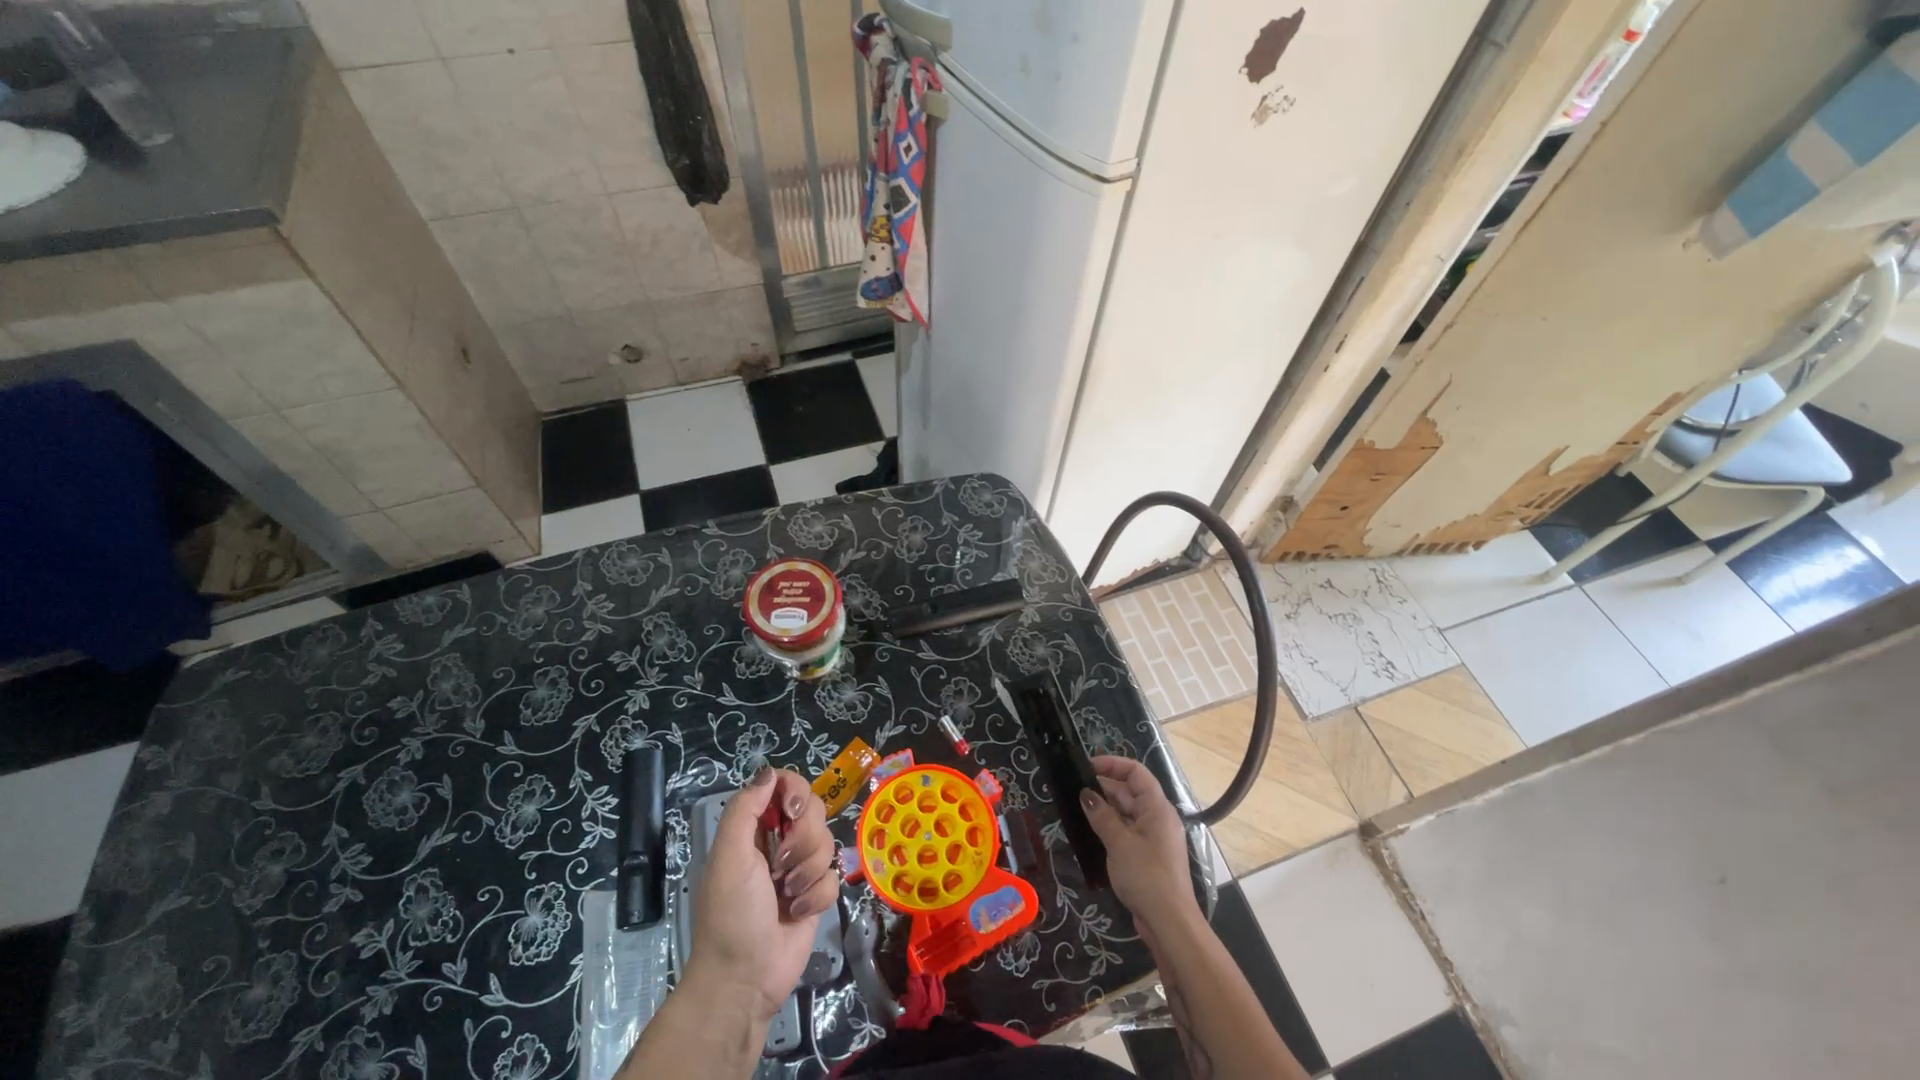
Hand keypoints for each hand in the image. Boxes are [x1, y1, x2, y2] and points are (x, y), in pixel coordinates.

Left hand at [688, 767, 839, 1020]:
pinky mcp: (815, 894)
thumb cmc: (731, 915)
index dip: (794, 792)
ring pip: (826, 842)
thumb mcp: (728, 857)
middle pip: (813, 809)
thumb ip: (745, 810)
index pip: (783, 786)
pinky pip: (833, 876)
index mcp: (751, 829)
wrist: (745, 978)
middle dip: (802, 839)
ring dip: (807, 870)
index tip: (791, 813)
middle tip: (781, 865)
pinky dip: (816, 895)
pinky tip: (797, 912)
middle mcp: (776, 842)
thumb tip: (769, 771)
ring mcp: (798, 868)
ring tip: (787, 895)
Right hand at [1080, 755, 1197, 931]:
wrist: (1169, 921)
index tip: (1086, 766)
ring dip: (1105, 809)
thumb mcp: (1119, 843)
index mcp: (1158, 808)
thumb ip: (1102, 816)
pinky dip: (1110, 827)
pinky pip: (1127, 831)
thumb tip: (1086, 794)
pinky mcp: (1148, 855)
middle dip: (1103, 788)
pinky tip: (1090, 832)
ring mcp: (1154, 837)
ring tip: (1076, 808)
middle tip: (1073, 789)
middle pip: (1130, 792)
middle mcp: (1158, 818)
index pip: (1136, 772)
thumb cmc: (1146, 876)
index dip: (1113, 764)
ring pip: (1127, 813)